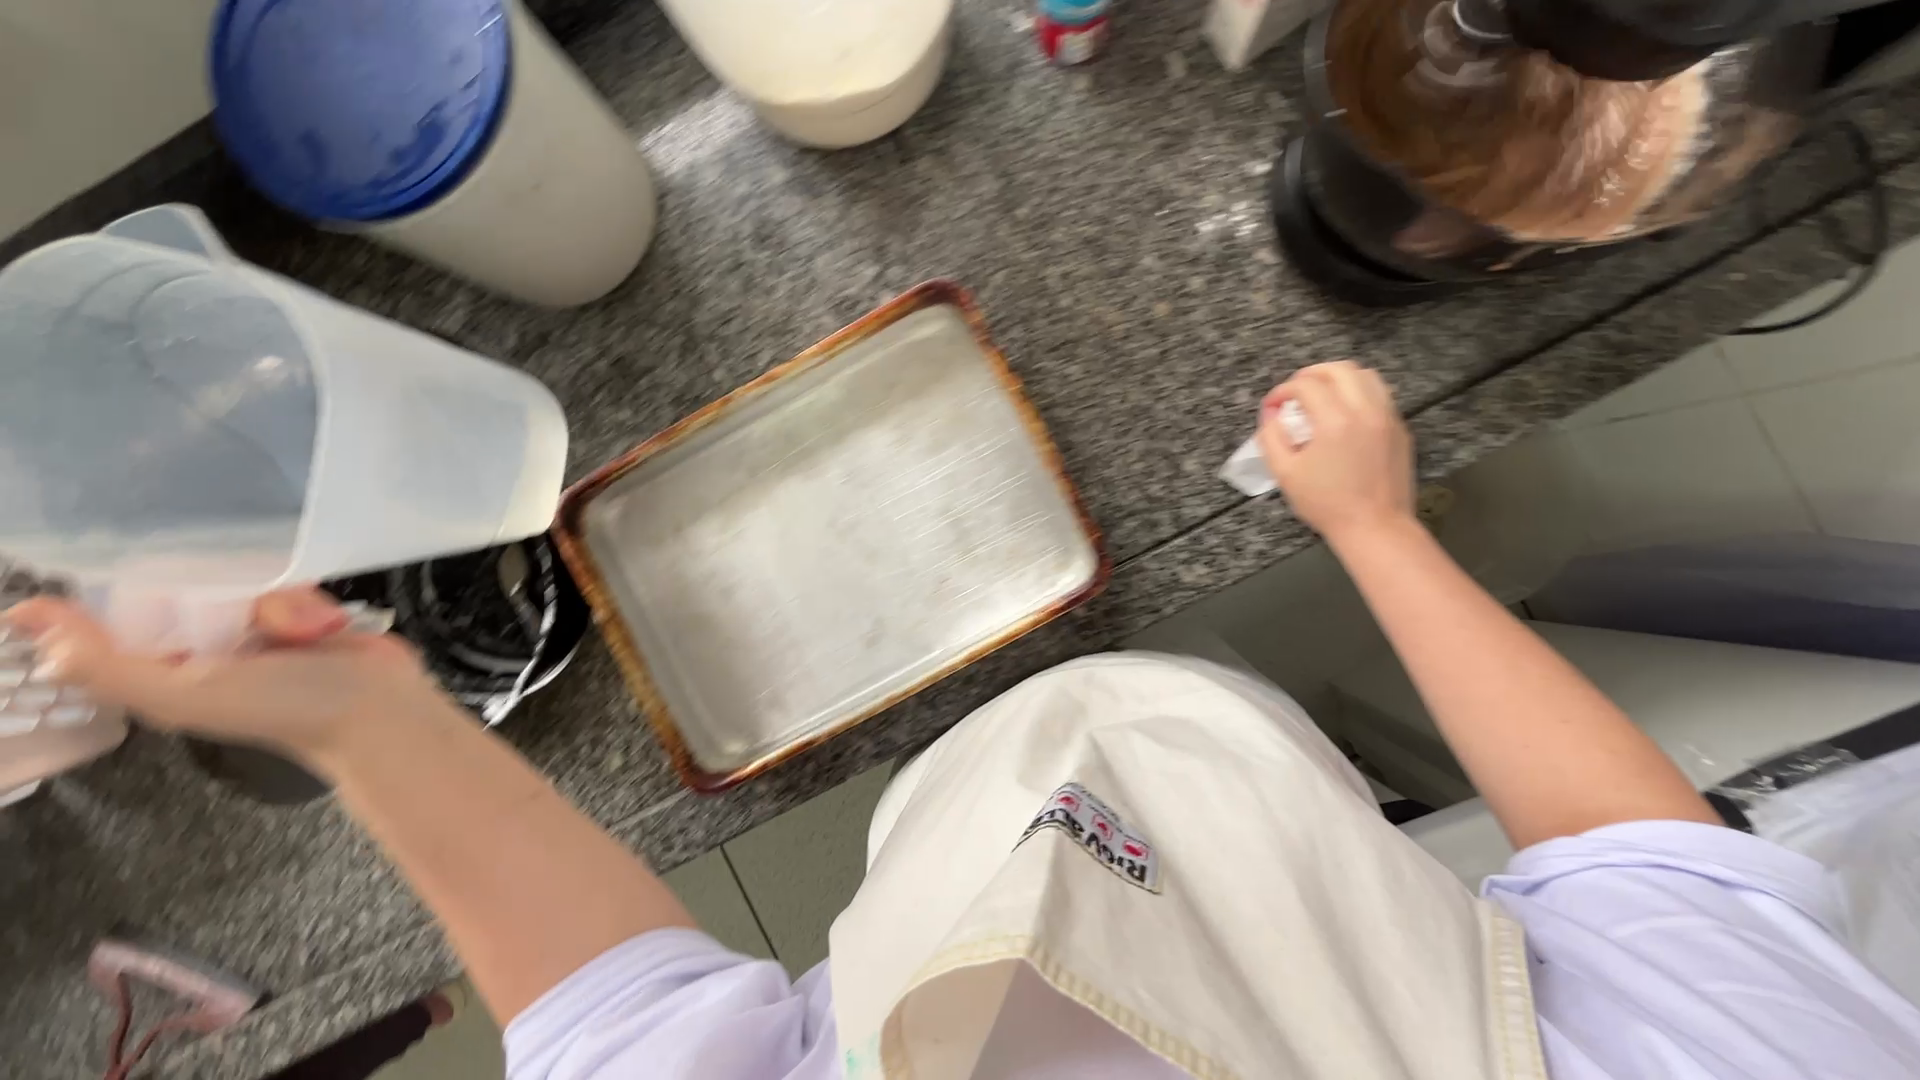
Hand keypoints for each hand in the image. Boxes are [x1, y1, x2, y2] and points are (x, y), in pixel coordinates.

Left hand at [3, 588, 448, 767]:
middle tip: (254, 622)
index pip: (127, 611)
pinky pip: (296, 584)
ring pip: (251, 581)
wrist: (377, 708)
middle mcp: (206, 645)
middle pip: (194, 585)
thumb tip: (21, 616)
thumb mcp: (180, 693)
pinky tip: (327, 624)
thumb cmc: (281, 706)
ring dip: (281, 603)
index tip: (160, 578)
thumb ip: (103, 662)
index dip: (135, 590)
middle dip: (228, 593)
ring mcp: (260, 628)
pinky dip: (312, 601)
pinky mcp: (309, 615)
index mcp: (164, 666)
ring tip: (306, 633)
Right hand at [1258, 361, 1415, 544]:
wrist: (1375, 527)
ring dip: (1339, 378)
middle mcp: (1365, 410)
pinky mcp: (1400, 429)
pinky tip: (1344, 414)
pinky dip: (1358, 393)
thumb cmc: (1326, 504)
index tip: (1273, 406)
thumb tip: (1271, 414)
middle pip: (1339, 369)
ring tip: (1322, 395)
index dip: (1282, 391)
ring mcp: (1388, 418)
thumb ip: (1271, 438)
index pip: (1305, 385)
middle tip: (1295, 391)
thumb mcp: (1285, 474)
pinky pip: (1381, 395)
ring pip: (1366, 376)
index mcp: (1335, 421)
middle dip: (1311, 374)